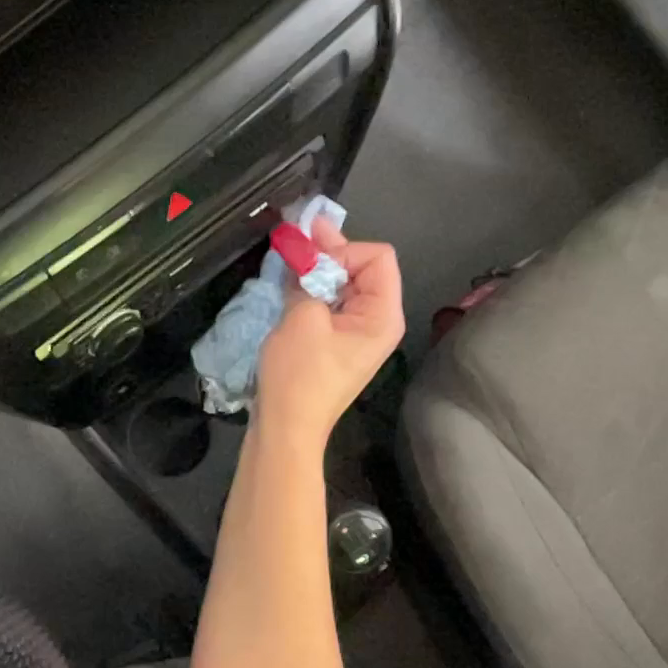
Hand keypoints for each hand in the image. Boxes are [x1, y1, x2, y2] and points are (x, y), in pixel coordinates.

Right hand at [255, 219, 404, 449]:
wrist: (285, 430)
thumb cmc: (298, 375)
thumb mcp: (302, 317)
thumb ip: (307, 277)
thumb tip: (302, 251)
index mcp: (383, 315)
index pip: (378, 257)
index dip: (343, 249)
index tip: (308, 258)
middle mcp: (378, 323)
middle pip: (362, 270)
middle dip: (329, 254)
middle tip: (295, 238)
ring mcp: (356, 337)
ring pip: (343, 289)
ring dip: (317, 274)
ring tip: (289, 264)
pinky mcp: (335, 348)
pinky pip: (330, 309)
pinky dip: (312, 296)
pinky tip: (290, 291)